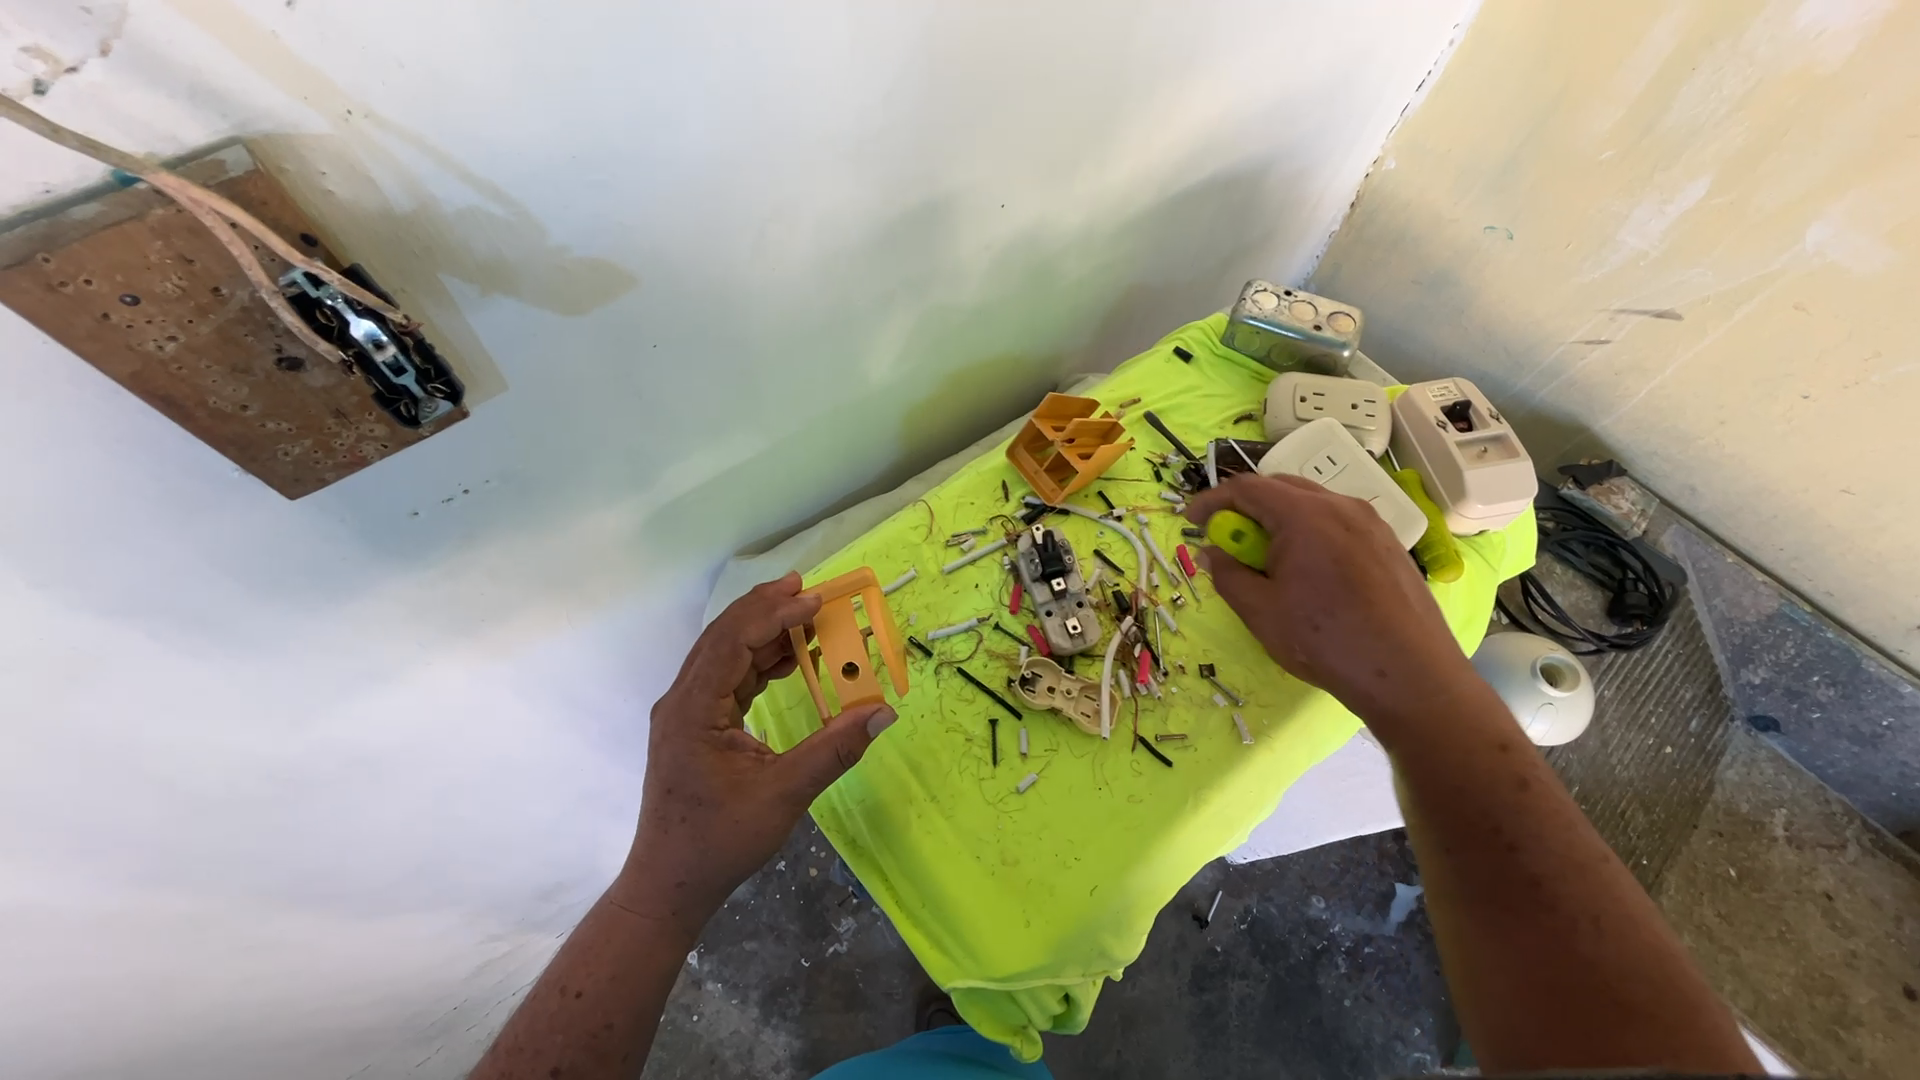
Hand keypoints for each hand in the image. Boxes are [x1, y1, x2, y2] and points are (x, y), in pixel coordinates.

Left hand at [615, 573, 895, 929]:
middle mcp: (682, 700)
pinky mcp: (695, 725)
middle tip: (807, 587)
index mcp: (693, 709)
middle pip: (724, 637)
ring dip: (765, 634)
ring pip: (725, 655)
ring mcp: (686, 712)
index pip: (733, 641)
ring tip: (807, 618)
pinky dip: (760, 663)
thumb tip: (883, 714)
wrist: (670, 883)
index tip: (815, 600)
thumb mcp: (783, 794)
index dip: (774, 615)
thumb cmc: (720, 841)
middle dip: (766, 608)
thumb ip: (833, 751)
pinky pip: (728, 678)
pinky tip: (790, 661)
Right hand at [1184, 474, 1481, 731]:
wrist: (1408, 674)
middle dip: (1246, 507)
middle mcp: (1341, 506)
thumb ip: (1228, 575)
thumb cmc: (1325, 642)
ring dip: (1279, 519)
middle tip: (1227, 540)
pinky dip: (1309, 532)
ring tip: (1267, 558)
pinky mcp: (1388, 544)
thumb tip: (1212, 554)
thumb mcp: (1260, 612)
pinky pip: (1337, 522)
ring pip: (1312, 503)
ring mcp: (1371, 523)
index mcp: (1305, 516)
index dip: (1212, 501)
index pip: (1247, 488)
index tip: (1192, 521)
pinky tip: (1307, 571)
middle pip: (1281, 487)